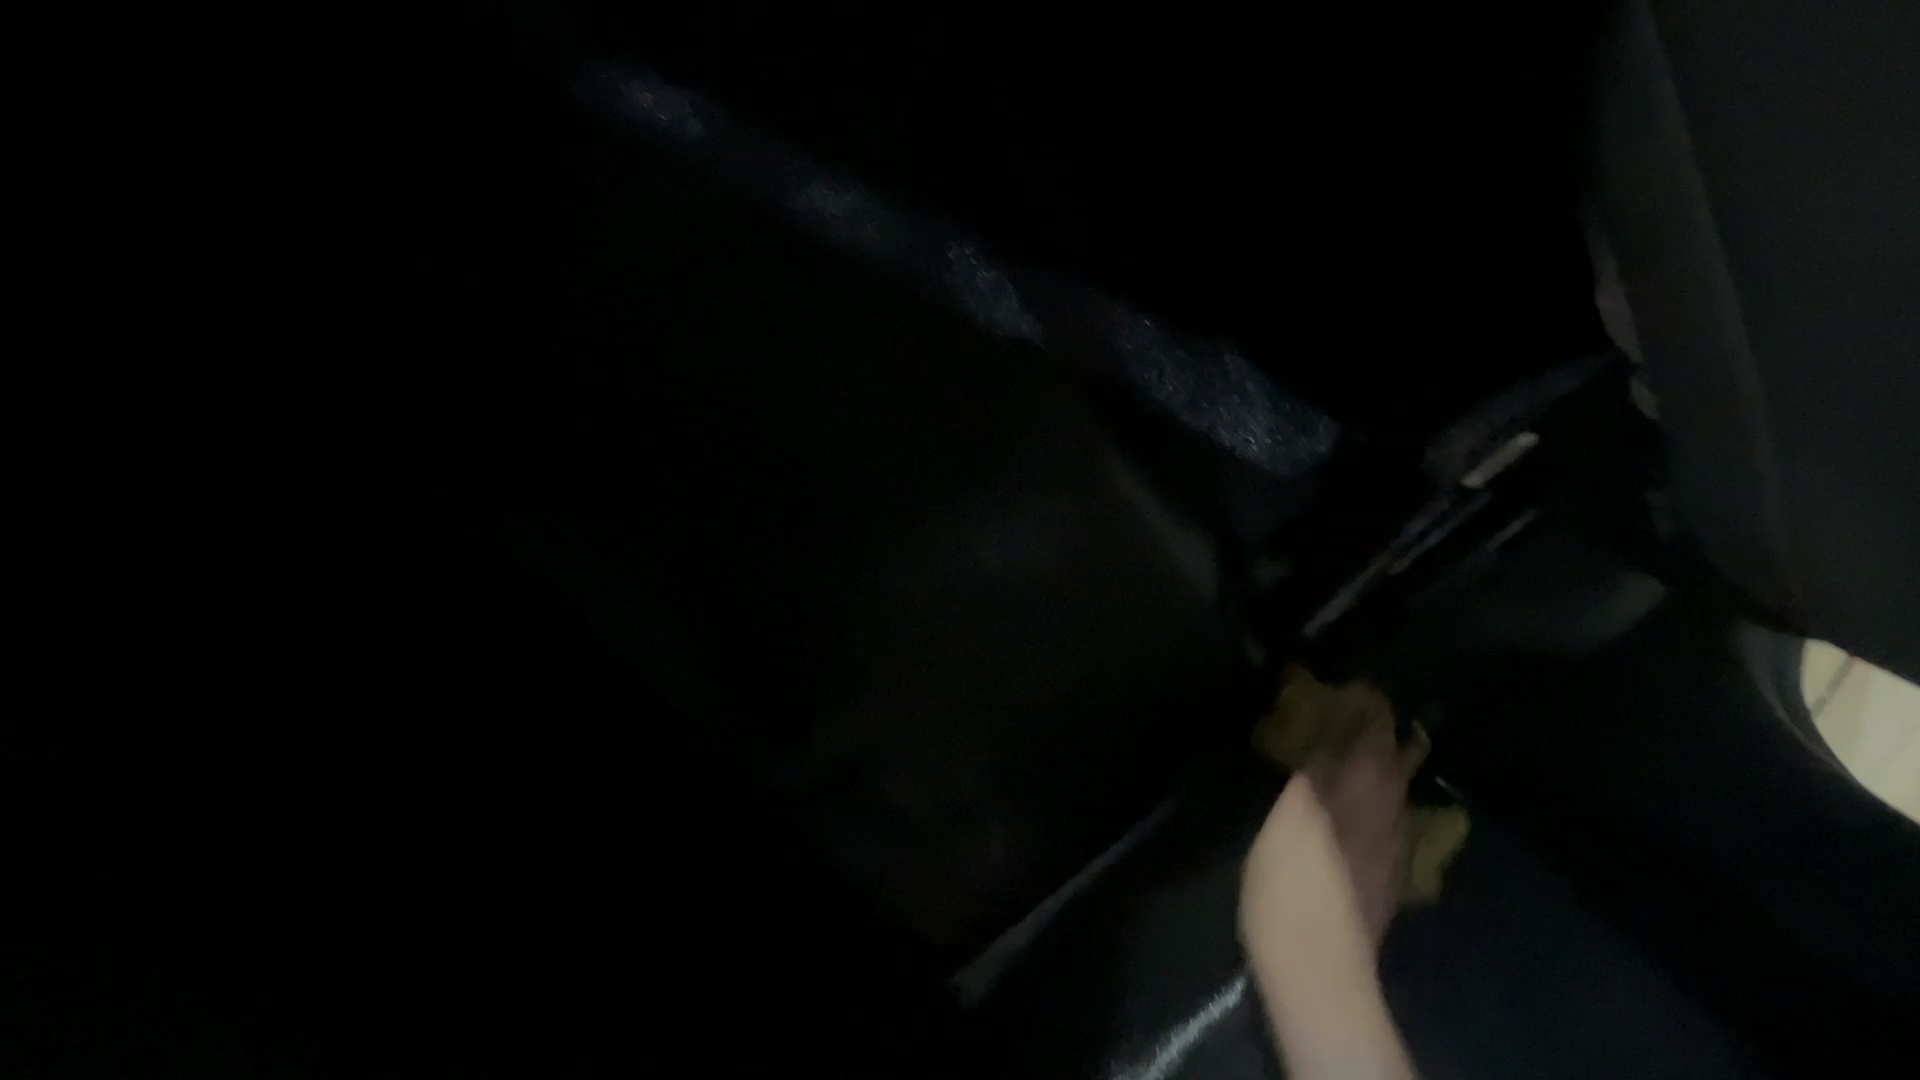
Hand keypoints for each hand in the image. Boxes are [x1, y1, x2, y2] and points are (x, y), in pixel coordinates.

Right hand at [1242, 719, 1410, 951]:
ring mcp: (1384, 856)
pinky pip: (1400, 830)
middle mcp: (1369, 824)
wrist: (1317, 965)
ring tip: (1398, 757)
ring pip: (1397, 804)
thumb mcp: (1282, 831)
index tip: (1365, 705)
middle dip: (1387, 750)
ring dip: (1397, 777)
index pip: (1355, 758)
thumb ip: (1306, 792)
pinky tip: (1395, 811)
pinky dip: (1398, 810)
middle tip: (1390, 724)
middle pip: (1384, 779)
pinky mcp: (1387, 884)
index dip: (1361, 732)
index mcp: (1337, 806)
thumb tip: (1323, 756)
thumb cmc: (1282, 894)